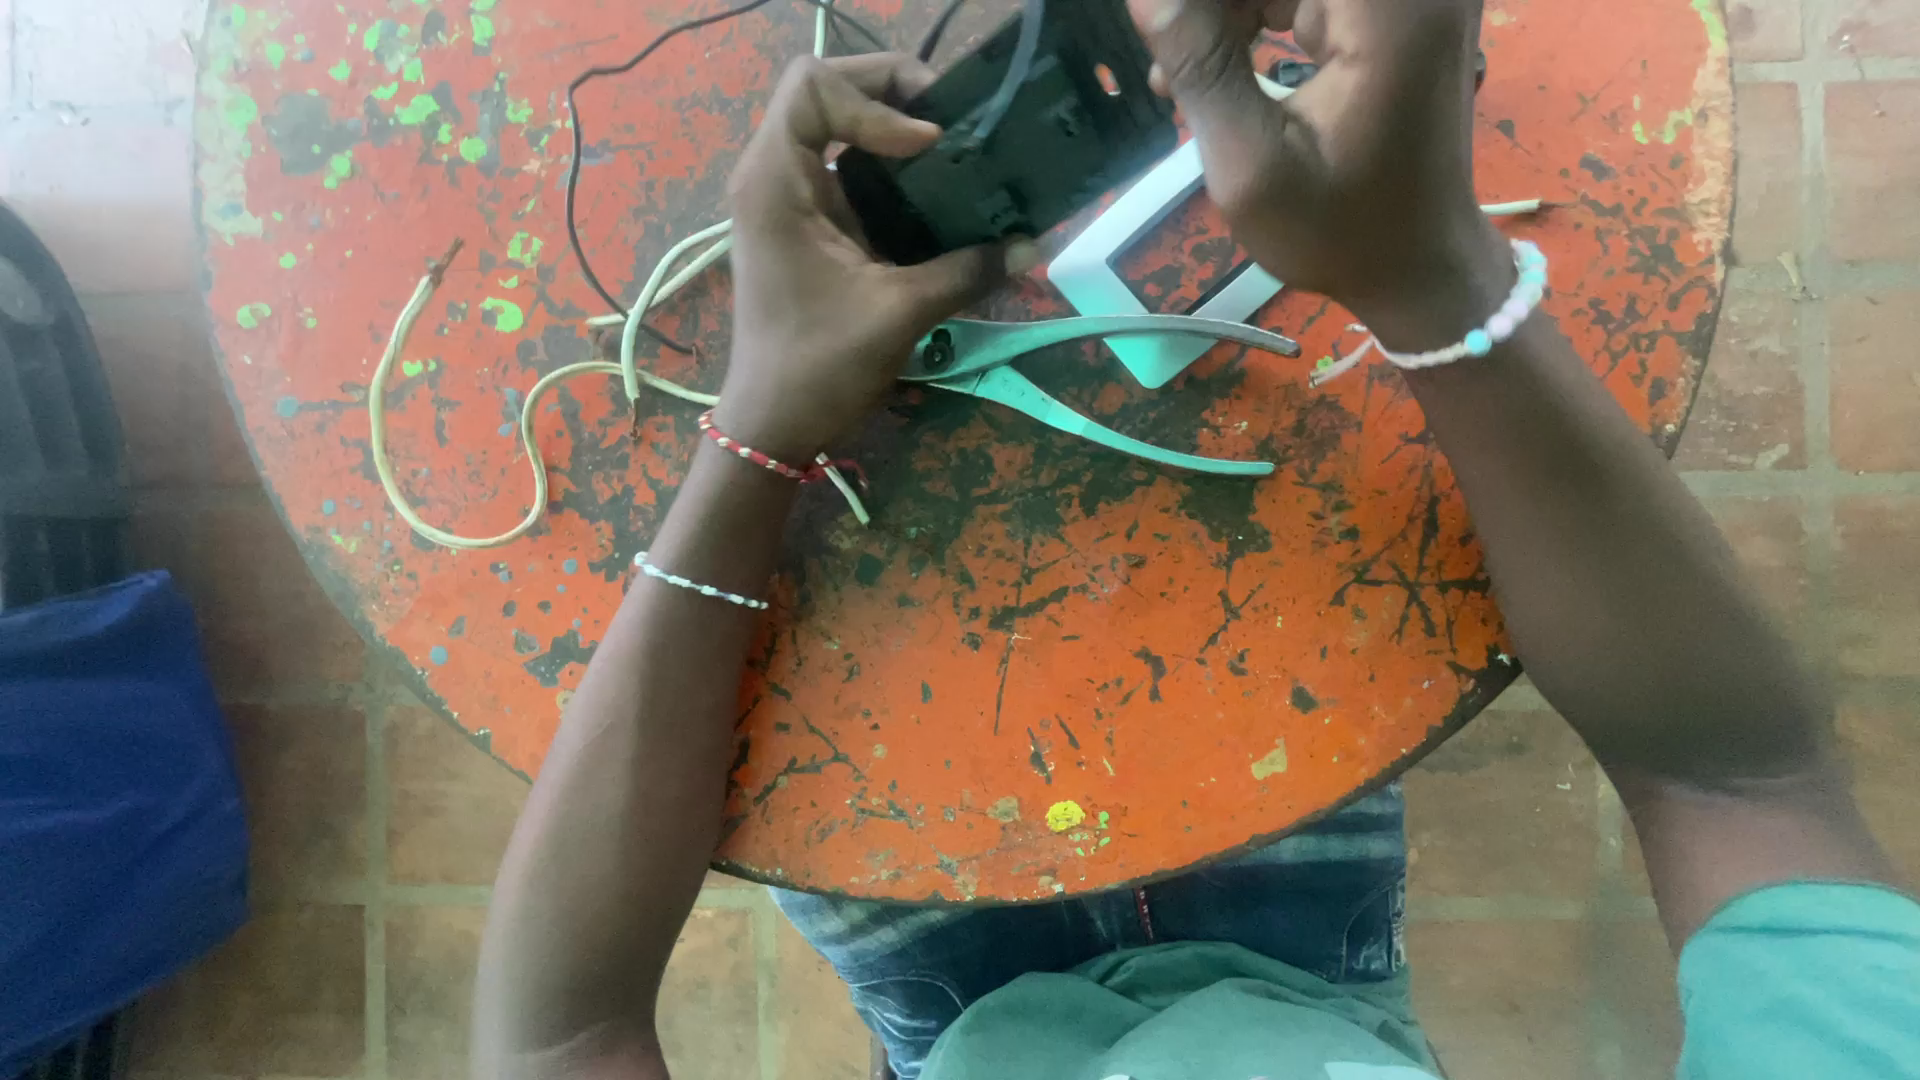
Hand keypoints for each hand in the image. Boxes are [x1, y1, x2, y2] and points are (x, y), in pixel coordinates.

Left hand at [715, 53, 1036, 462]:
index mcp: (776, 182)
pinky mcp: (809, 234)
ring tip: (954, 151)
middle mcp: (775, 178)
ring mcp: (790, 206)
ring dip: (895, 135)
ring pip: (840, 134)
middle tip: (952, 121)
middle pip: (828, 94)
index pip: (816, 85)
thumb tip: (1031, 245)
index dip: (877, 96)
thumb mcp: (899, 313)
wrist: (776, 424)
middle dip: (892, 95)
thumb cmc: (821, 367)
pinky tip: (934, 199)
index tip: (928, 144)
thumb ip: (966, 272)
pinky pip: (850, 181)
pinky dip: (891, 178)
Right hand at [1128, 0, 1513, 347]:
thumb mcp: (1251, 167)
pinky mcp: (1395, 9)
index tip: (1156, 27)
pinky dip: (1255, 16)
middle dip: (1213, 9)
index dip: (1201, 0)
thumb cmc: (1334, 232)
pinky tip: (1220, 65)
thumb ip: (1202, 71)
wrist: (1413, 263)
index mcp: (1384, 6)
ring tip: (1177, 78)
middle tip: (1167, 65)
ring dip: (1226, 14)